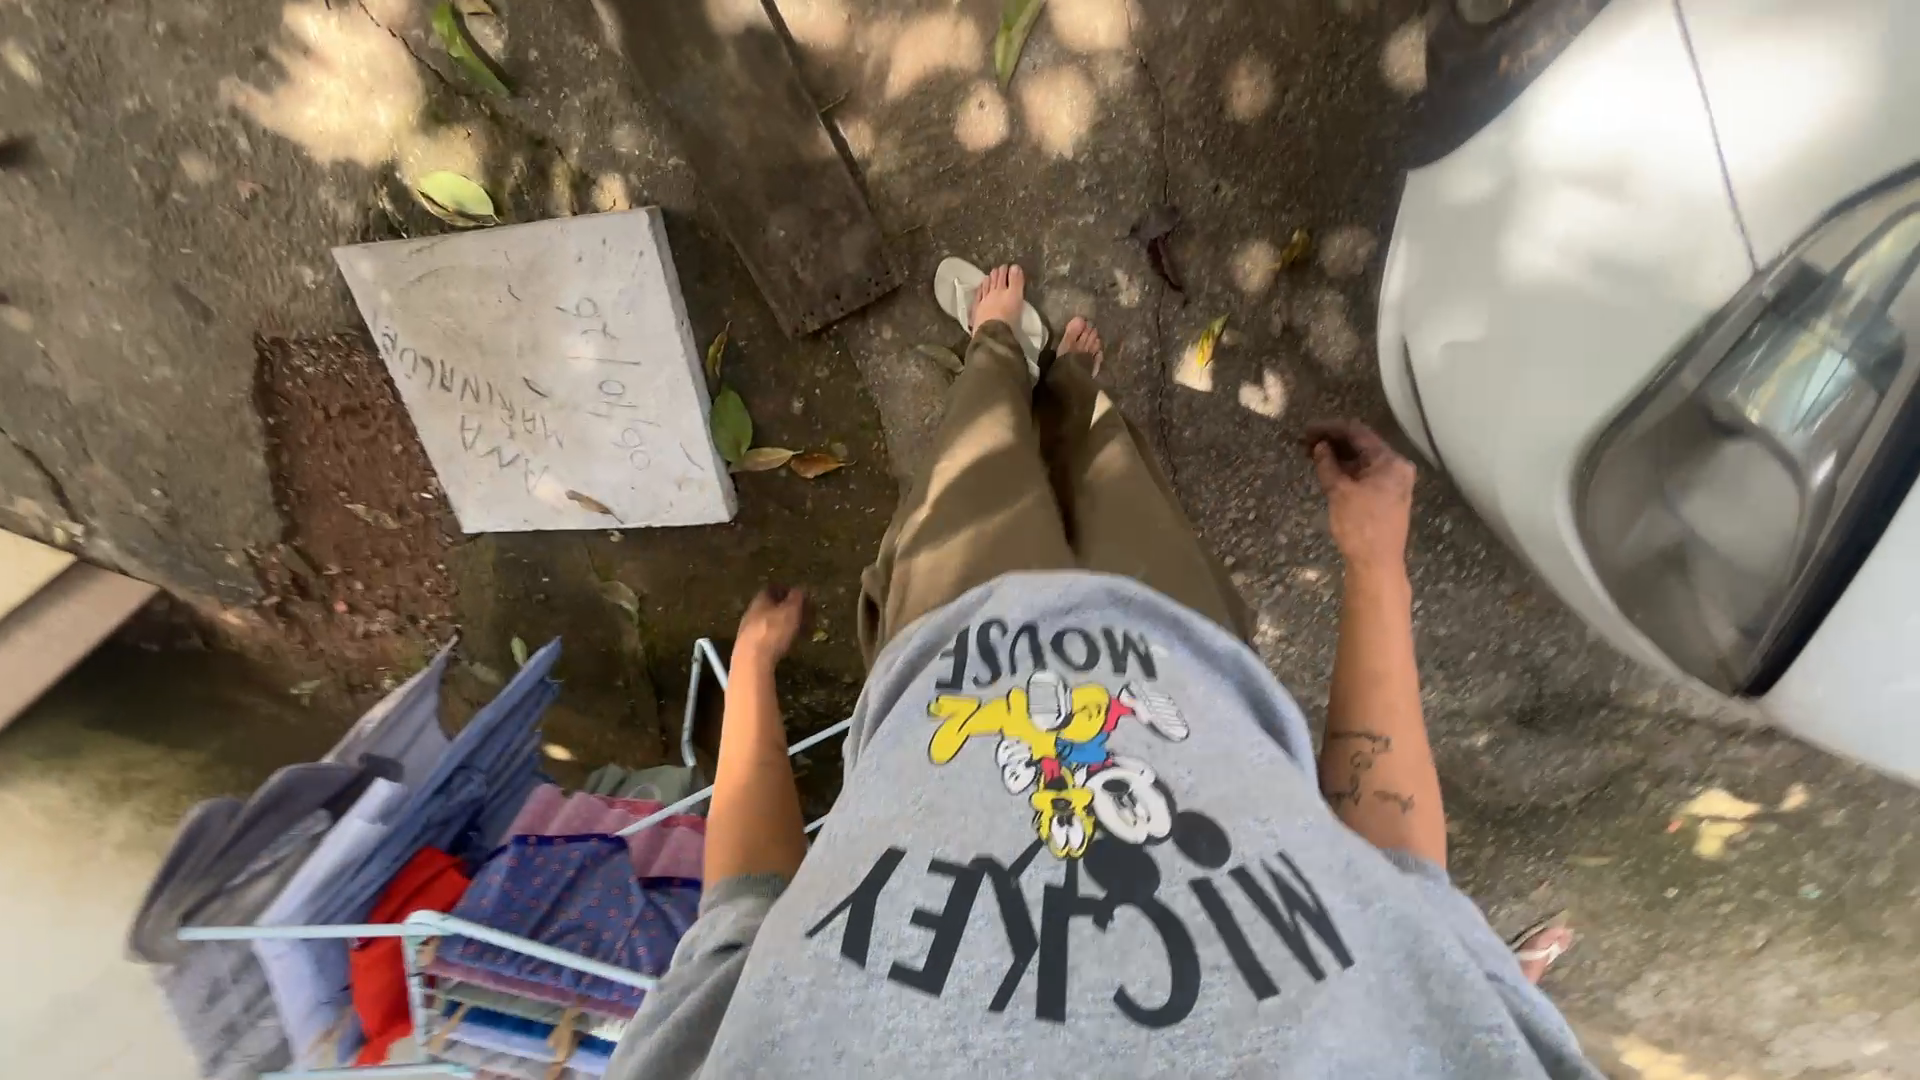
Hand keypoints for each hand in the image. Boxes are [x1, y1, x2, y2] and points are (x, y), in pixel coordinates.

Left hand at [734, 585, 806, 670]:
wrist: (751, 660)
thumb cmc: (774, 631)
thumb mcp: (791, 610)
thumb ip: (796, 598)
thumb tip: (799, 588)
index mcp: (760, 599)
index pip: (773, 588)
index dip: (787, 591)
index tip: (800, 597)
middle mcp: (751, 612)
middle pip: (770, 606)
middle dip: (787, 610)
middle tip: (802, 616)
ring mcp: (747, 630)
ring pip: (768, 622)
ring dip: (782, 624)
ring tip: (796, 632)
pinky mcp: (748, 646)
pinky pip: (765, 636)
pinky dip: (776, 637)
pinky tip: (784, 645)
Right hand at [1304, 420, 1415, 575]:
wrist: (1376, 562)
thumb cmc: (1360, 525)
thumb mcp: (1339, 492)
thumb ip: (1327, 465)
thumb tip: (1319, 446)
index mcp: (1390, 461)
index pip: (1357, 433)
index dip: (1330, 429)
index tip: (1306, 430)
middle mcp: (1395, 467)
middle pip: (1360, 444)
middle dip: (1332, 441)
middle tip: (1303, 442)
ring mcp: (1390, 481)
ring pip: (1360, 459)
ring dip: (1336, 455)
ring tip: (1309, 454)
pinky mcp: (1383, 495)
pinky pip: (1362, 473)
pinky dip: (1344, 469)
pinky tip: (1325, 468)